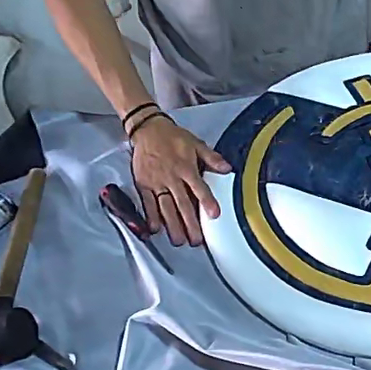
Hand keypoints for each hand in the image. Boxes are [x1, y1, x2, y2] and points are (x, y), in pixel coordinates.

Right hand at [128, 115, 230, 246]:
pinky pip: (147, 203)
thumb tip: (227, 168)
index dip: (207, 201)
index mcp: (186, 168)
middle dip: (189, 223)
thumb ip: (212, 158)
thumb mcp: (196, 144)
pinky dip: (151, 216)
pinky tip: (155, 229)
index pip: (198, 188)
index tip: (214, 214)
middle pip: (182, 204)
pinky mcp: (143, 184)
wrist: (147, 129)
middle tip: (196, 240)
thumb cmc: (173, 138)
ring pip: (165, 207)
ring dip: (172, 225)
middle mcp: (171, 177)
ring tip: (179, 240)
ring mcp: (156, 182)